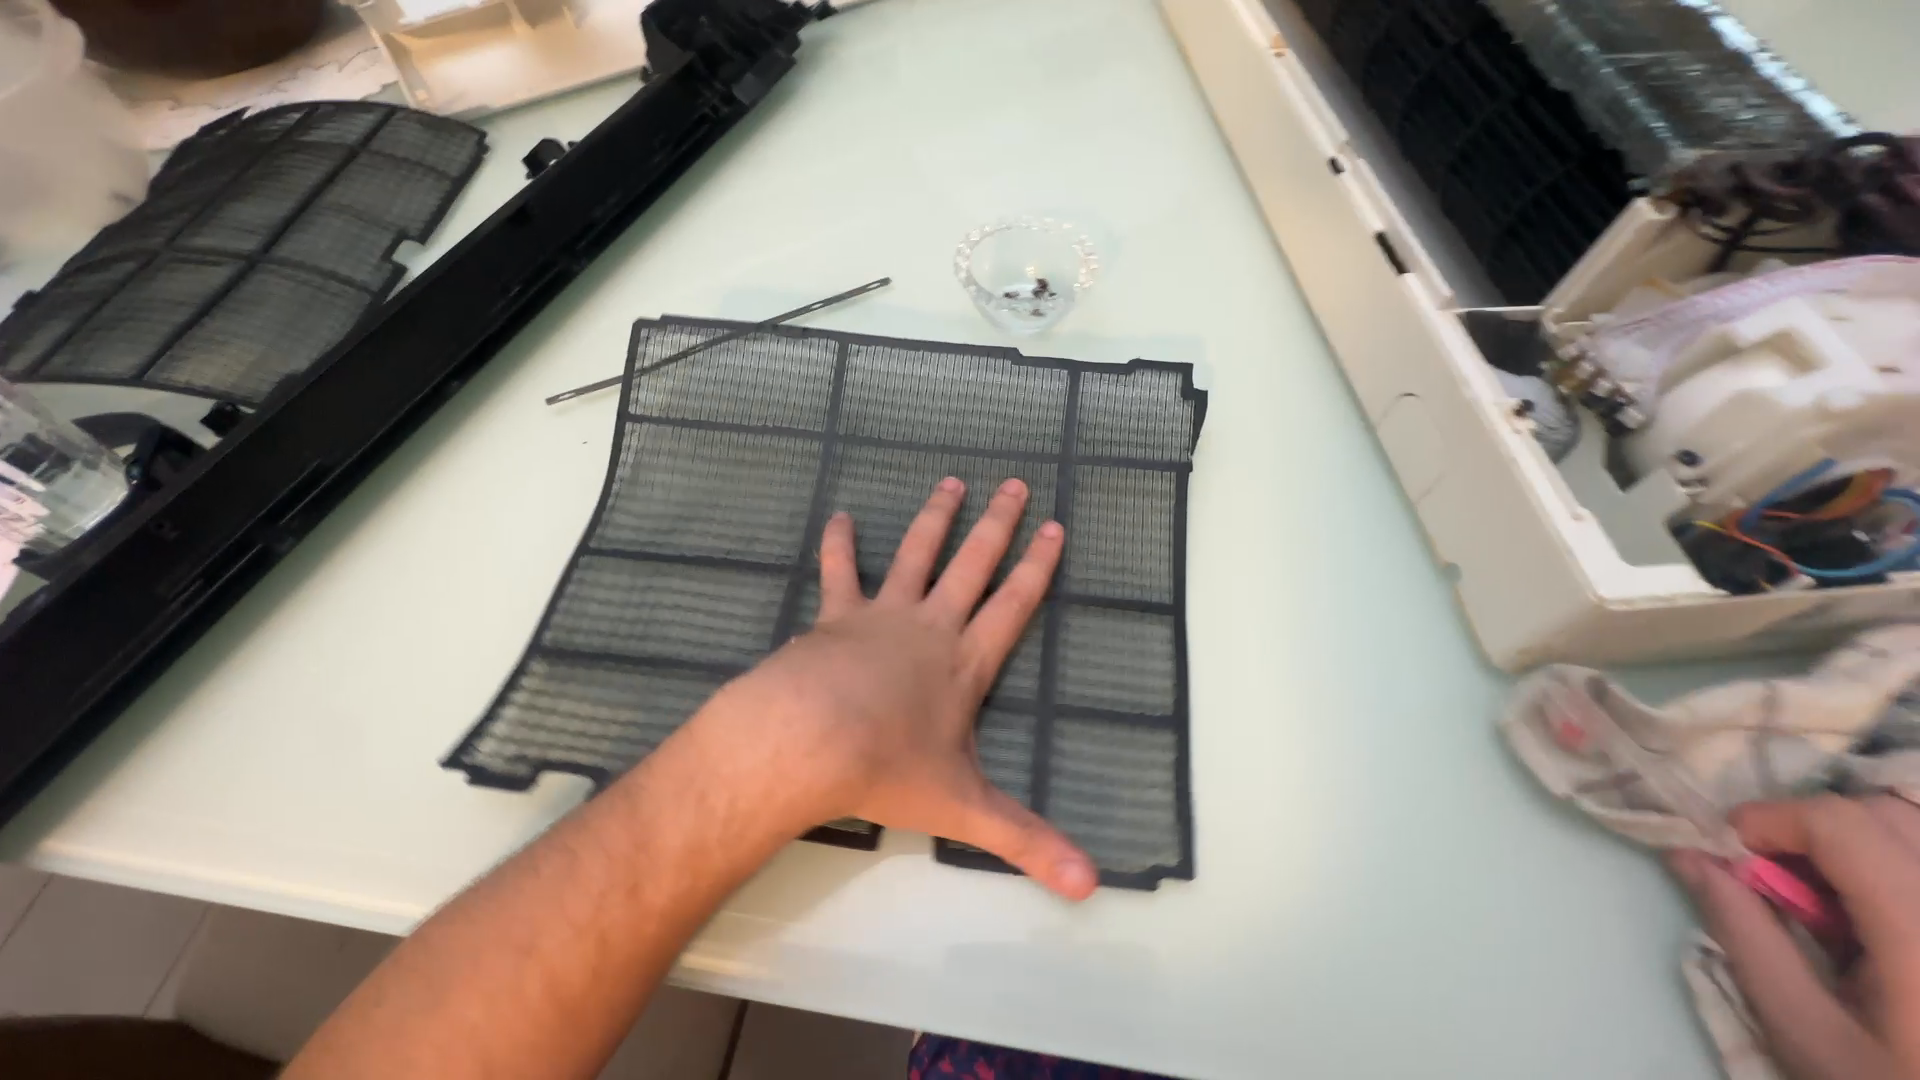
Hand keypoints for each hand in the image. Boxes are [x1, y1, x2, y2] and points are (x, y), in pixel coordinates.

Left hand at [686, 476, 1097, 900]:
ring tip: (951, 480)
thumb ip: (1026, 842)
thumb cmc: (887, 770)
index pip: (1014, 605)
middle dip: (998, 525)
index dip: (1038, 566)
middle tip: (1016, 483)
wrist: (807, 742)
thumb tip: (1090, 886)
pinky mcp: (836, 616)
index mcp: (965, 662)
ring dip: (936, 517)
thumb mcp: (965, 809)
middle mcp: (930, 626)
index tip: (1055, 527)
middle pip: (973, 564)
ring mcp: (881, 615)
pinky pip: (841, 571)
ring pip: (917, 554)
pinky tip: (840, 515)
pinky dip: (841, 543)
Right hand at [1670, 796, 1919, 1079]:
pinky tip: (1878, 913)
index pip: (1842, 823)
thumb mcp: (1804, 1028)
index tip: (1730, 851)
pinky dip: (1896, 864)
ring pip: (1918, 827)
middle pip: (1887, 811)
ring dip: (1860, 842)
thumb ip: (1745, 933)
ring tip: (1835, 896)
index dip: (1771, 819)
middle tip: (1781, 878)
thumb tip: (1686, 855)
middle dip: (1814, 827)